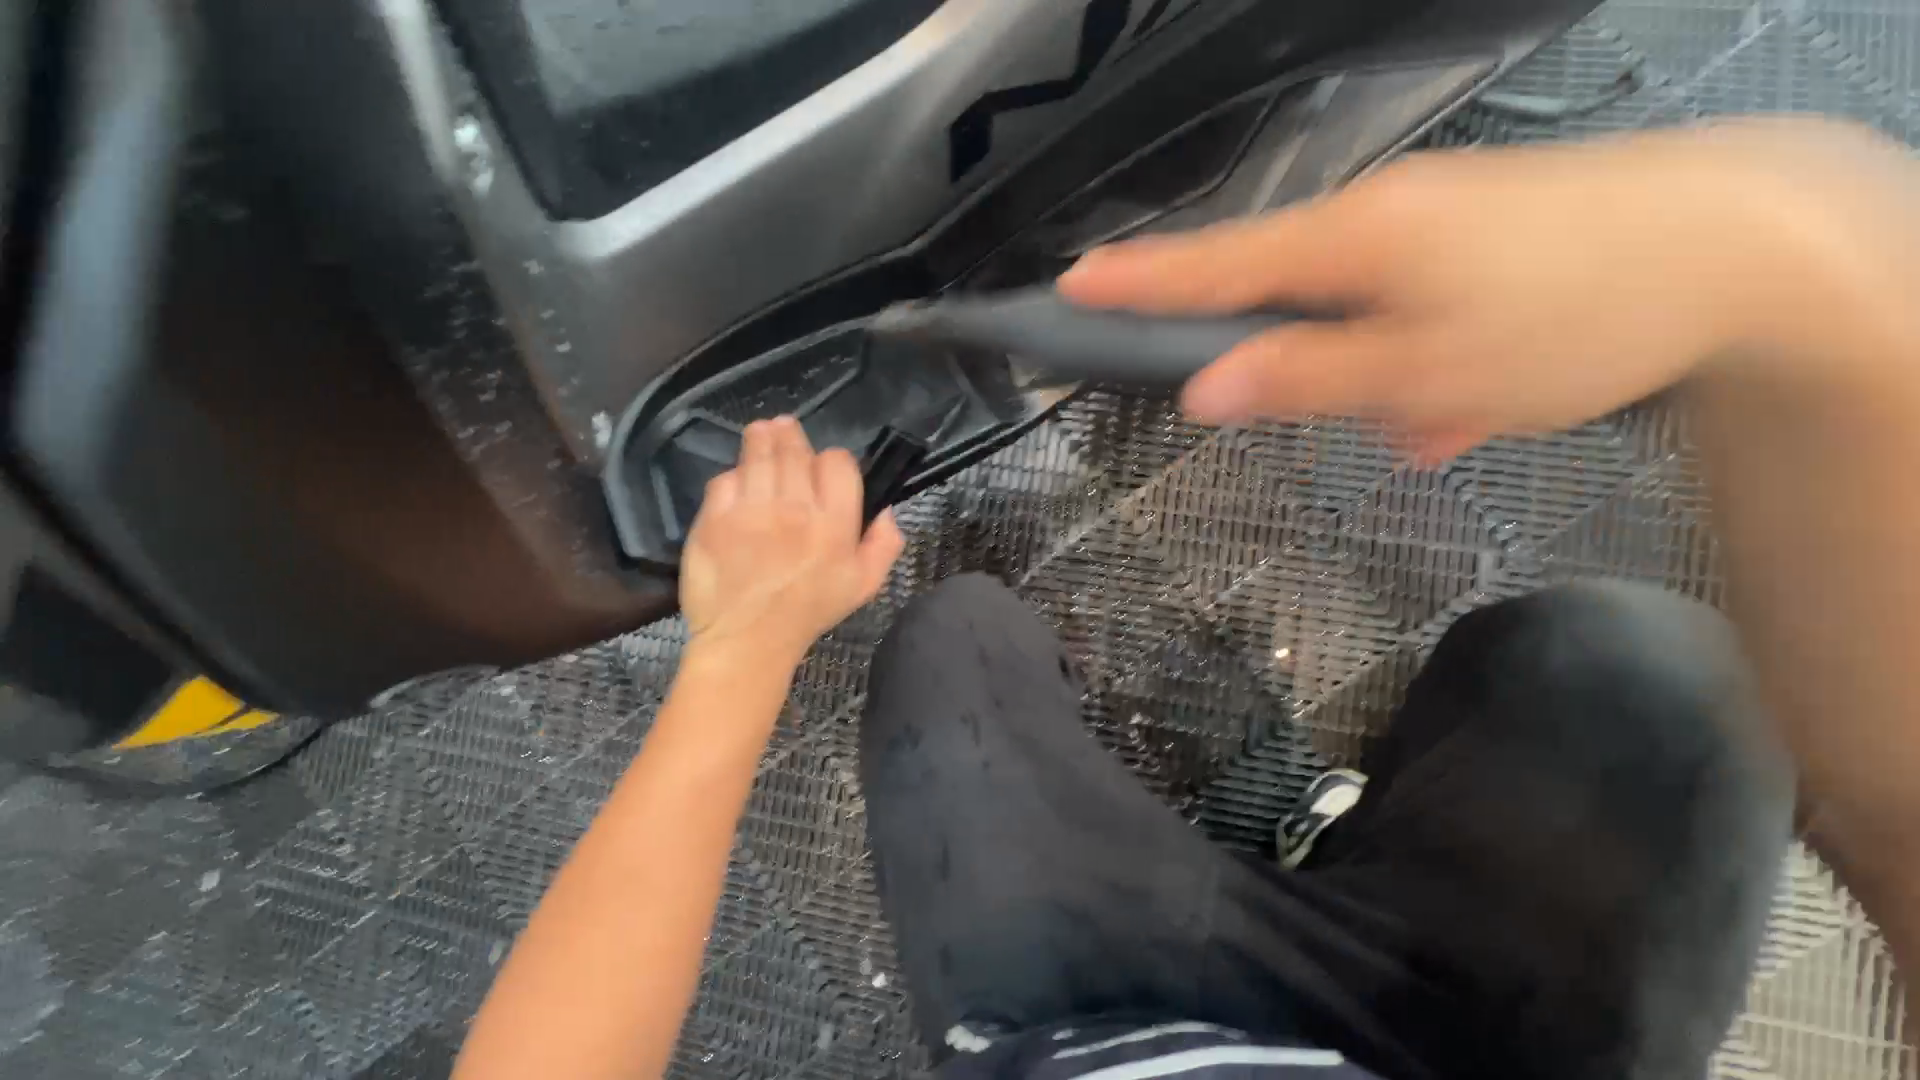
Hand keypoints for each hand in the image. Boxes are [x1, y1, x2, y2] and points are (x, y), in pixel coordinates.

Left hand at [680, 416, 904, 668]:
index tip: (823, 466)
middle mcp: (794, 510)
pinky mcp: (714, 520)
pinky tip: (737, 480)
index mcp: (834, 525)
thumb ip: (884, 545)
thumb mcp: (864, 586)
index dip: (832, 459)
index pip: (837, 464)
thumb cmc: (808, 613)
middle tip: (784, 427)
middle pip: (794, 450)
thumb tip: (886, 510)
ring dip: (761, 439)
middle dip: (790, 435)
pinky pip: (724, 481)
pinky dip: (732, 477)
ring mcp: (751, 512)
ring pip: (757, 456)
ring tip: (761, 433)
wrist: (747, 640)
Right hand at [1059, 119, 1913, 459]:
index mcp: (1348, 242)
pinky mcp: (1479, 237)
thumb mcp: (1417, 370)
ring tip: (1443, 416)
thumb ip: (1299, 380)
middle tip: (1347, 411)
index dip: (1138, 282)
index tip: (1072, 282)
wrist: (1750, 251)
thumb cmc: (1567, 316)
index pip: (1211, 266)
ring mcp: (1433, 222)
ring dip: (1380, 376)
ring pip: (1360, 314)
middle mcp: (1379, 218)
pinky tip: (1471, 402)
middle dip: (1296, 363)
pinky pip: (1416, 310)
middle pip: (1286, 295)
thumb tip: (1200, 390)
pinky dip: (1428, 363)